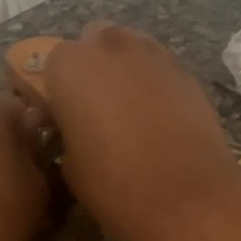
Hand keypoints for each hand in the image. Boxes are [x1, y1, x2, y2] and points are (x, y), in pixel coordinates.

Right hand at [41, 23, 240, 240]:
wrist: (189, 199)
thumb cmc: (116, 185)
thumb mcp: (70, 164)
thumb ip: (65, 129)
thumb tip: (70, 124)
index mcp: (71, 65)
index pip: (51, 62)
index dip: (55, 88)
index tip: (60, 115)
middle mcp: (111, 47)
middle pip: (94, 41)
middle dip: (91, 66)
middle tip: (94, 107)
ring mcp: (154, 55)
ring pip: (130, 48)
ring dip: (124, 69)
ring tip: (128, 110)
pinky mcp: (186, 72)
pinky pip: (159, 68)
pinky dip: (153, 83)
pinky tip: (158, 117)